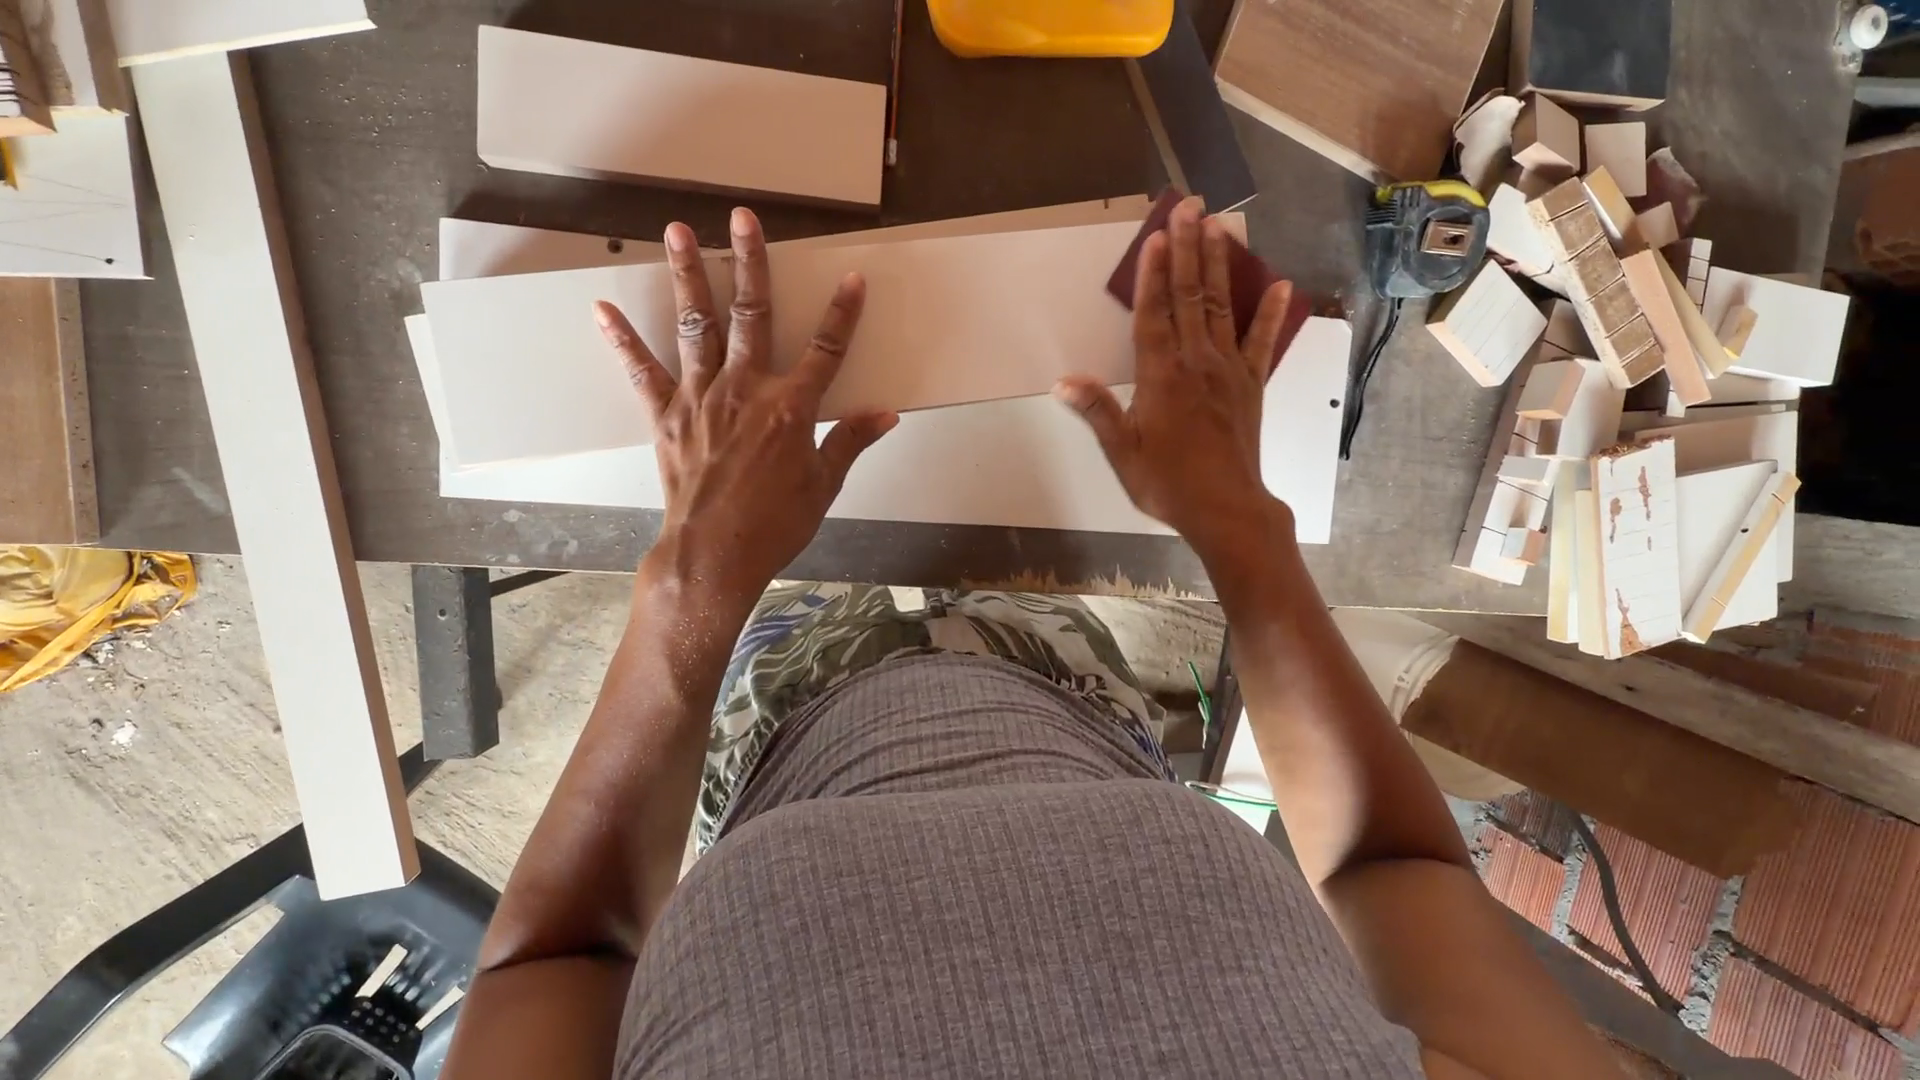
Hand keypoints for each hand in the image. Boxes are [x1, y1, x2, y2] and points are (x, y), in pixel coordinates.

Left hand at [595, 207, 896, 595]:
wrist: (715, 554)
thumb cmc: (775, 525)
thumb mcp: (824, 485)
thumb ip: (850, 442)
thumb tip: (886, 415)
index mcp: (791, 408)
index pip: (827, 349)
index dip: (843, 313)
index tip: (853, 279)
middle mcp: (745, 390)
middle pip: (751, 315)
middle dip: (750, 263)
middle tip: (742, 218)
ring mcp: (701, 399)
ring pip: (695, 325)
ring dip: (687, 276)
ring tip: (677, 232)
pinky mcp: (666, 417)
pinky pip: (642, 372)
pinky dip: (622, 341)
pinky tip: (602, 309)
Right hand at [1054, 197, 1296, 567]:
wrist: (1225, 509)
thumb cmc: (1167, 483)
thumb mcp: (1122, 452)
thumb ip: (1097, 412)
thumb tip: (1063, 382)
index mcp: (1161, 376)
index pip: (1154, 314)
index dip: (1154, 274)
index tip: (1156, 235)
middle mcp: (1196, 363)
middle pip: (1190, 297)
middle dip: (1188, 250)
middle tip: (1189, 207)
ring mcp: (1228, 371)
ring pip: (1221, 308)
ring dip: (1219, 266)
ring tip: (1220, 227)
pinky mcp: (1251, 385)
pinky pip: (1261, 342)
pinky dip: (1271, 313)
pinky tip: (1280, 284)